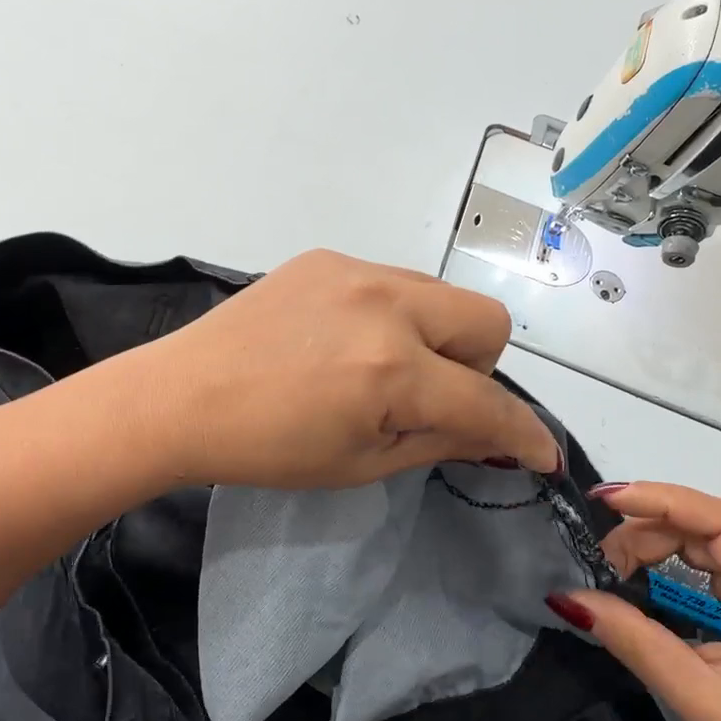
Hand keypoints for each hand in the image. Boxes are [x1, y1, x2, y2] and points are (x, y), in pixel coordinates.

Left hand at [117, 249, 560, 488]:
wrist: (181, 397)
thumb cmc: (266, 447)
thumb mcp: (361, 463)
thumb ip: (441, 441)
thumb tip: (498, 435)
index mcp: (392, 370)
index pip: (487, 401)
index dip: (523, 434)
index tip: (539, 453)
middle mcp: (384, 305)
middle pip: (486, 321)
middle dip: (477, 367)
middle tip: (431, 397)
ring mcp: (352, 271)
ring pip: (440, 294)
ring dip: (435, 334)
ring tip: (383, 366)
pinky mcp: (325, 257)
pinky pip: (391, 282)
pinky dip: (391, 314)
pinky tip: (344, 340)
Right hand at [548, 483, 720, 720]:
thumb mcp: (708, 705)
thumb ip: (638, 644)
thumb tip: (569, 598)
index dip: (663, 499)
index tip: (606, 498)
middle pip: (714, 529)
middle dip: (649, 532)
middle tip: (600, 562)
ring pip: (717, 542)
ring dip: (661, 545)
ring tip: (616, 570)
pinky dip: (681, 562)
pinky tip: (651, 575)